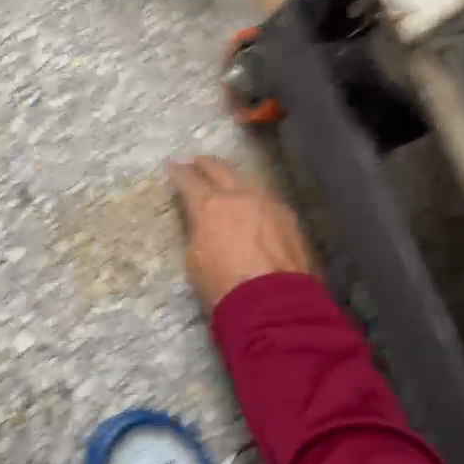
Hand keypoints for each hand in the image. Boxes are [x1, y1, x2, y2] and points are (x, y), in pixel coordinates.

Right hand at [167, 155, 314, 311]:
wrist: (273, 304)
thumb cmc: (223, 285)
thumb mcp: (194, 258)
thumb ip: (198, 231)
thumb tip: (204, 223)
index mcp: (209, 205)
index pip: (189, 181)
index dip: (178, 172)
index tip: (172, 166)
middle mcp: (240, 196)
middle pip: (221, 170)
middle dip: (207, 163)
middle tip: (198, 160)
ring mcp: (269, 205)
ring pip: (249, 182)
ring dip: (235, 179)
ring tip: (228, 180)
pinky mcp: (290, 220)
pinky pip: (268, 201)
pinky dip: (256, 199)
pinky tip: (254, 205)